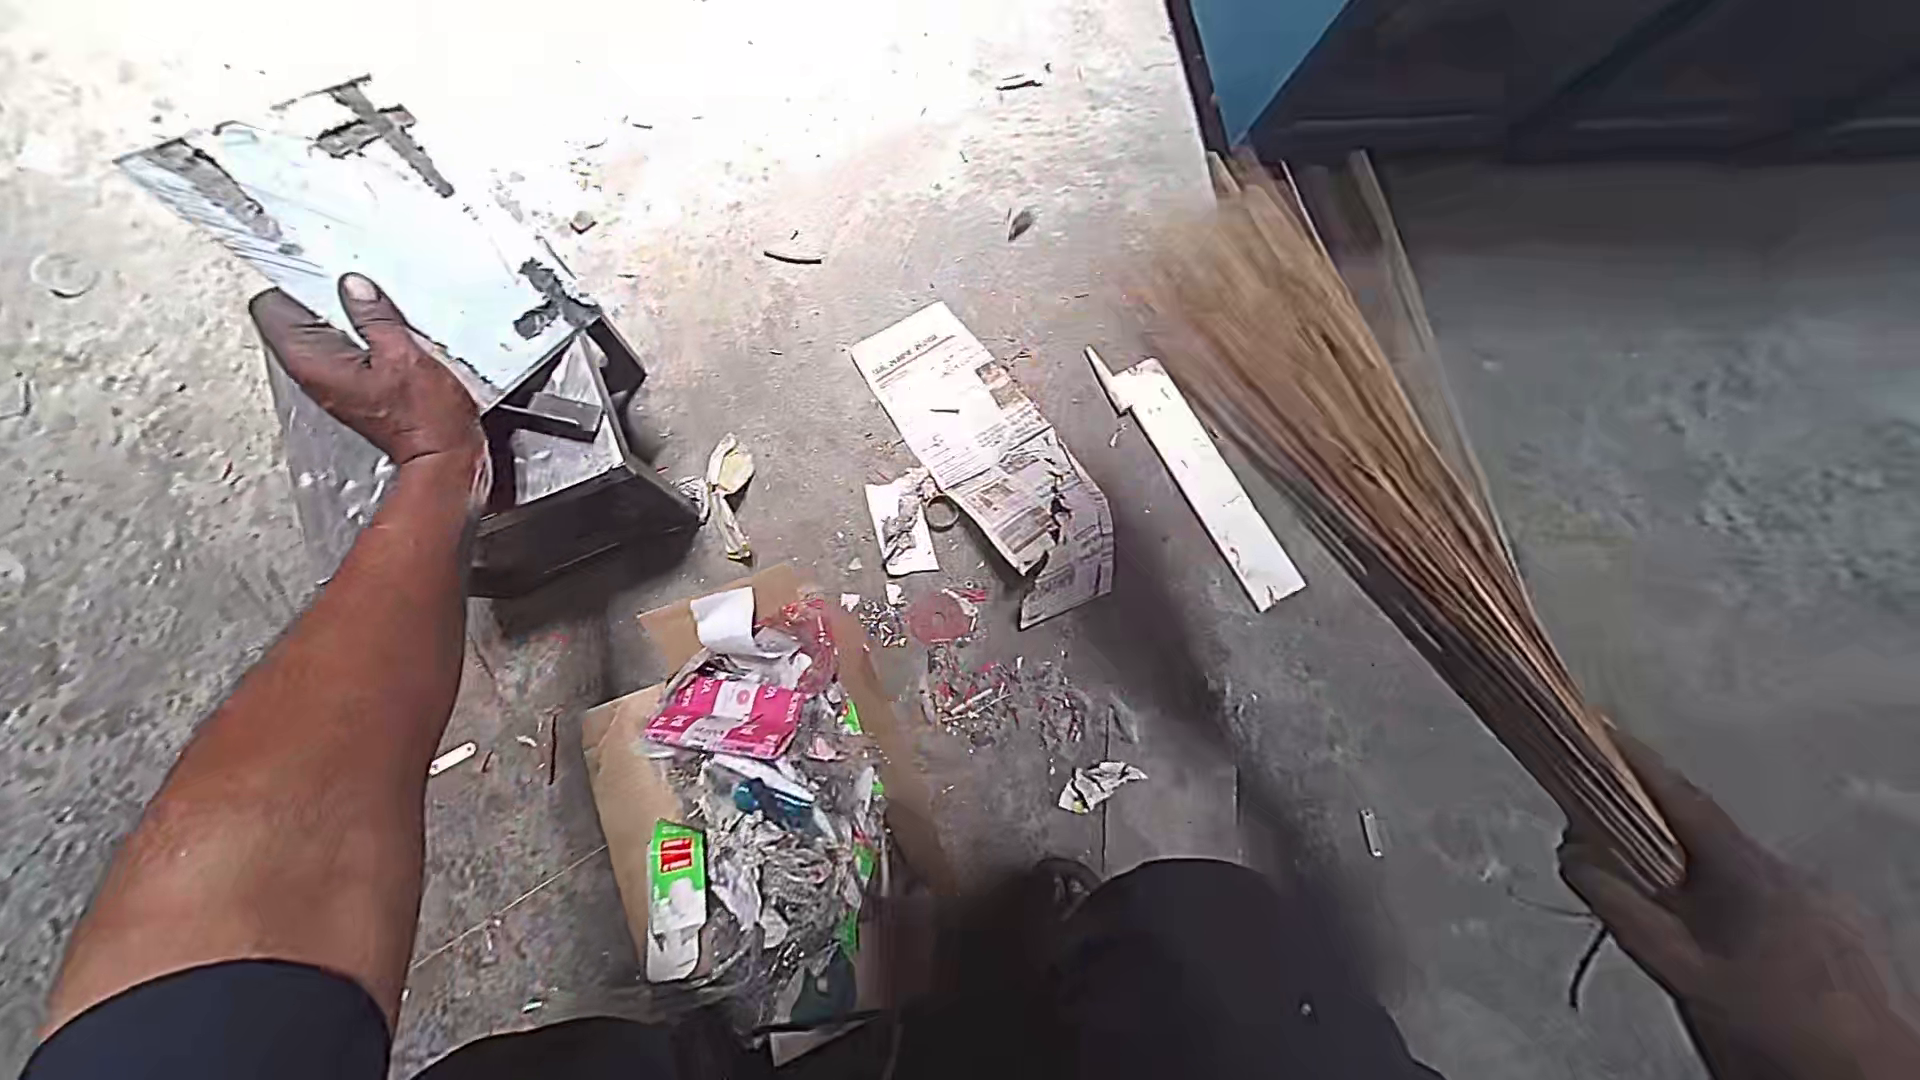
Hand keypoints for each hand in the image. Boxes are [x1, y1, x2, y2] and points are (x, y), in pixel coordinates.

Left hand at [249, 274, 483, 468]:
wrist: (448, 460)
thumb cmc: (428, 421)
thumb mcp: (407, 357)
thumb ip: (376, 318)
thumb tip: (355, 287)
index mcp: (311, 360)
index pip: (275, 304)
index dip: (305, 286)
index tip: (338, 281)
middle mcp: (315, 374)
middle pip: (306, 320)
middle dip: (339, 307)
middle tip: (375, 304)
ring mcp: (338, 386)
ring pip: (335, 339)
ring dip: (363, 329)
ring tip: (396, 331)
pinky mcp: (362, 394)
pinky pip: (359, 358)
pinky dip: (377, 350)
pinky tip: (405, 354)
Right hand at [1560, 736, 1919, 1078]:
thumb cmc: (1770, 1028)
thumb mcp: (1669, 962)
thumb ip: (1611, 898)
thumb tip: (1570, 852)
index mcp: (1751, 874)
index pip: (1679, 796)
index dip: (1634, 758)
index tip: (1595, 726)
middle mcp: (1789, 878)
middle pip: (1693, 827)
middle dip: (1639, 821)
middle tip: (1595, 832)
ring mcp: (1818, 905)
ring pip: (1719, 860)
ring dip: (1672, 861)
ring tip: (1643, 894)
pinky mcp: (1830, 932)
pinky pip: (1746, 887)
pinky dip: (1704, 886)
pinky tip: (1692, 921)